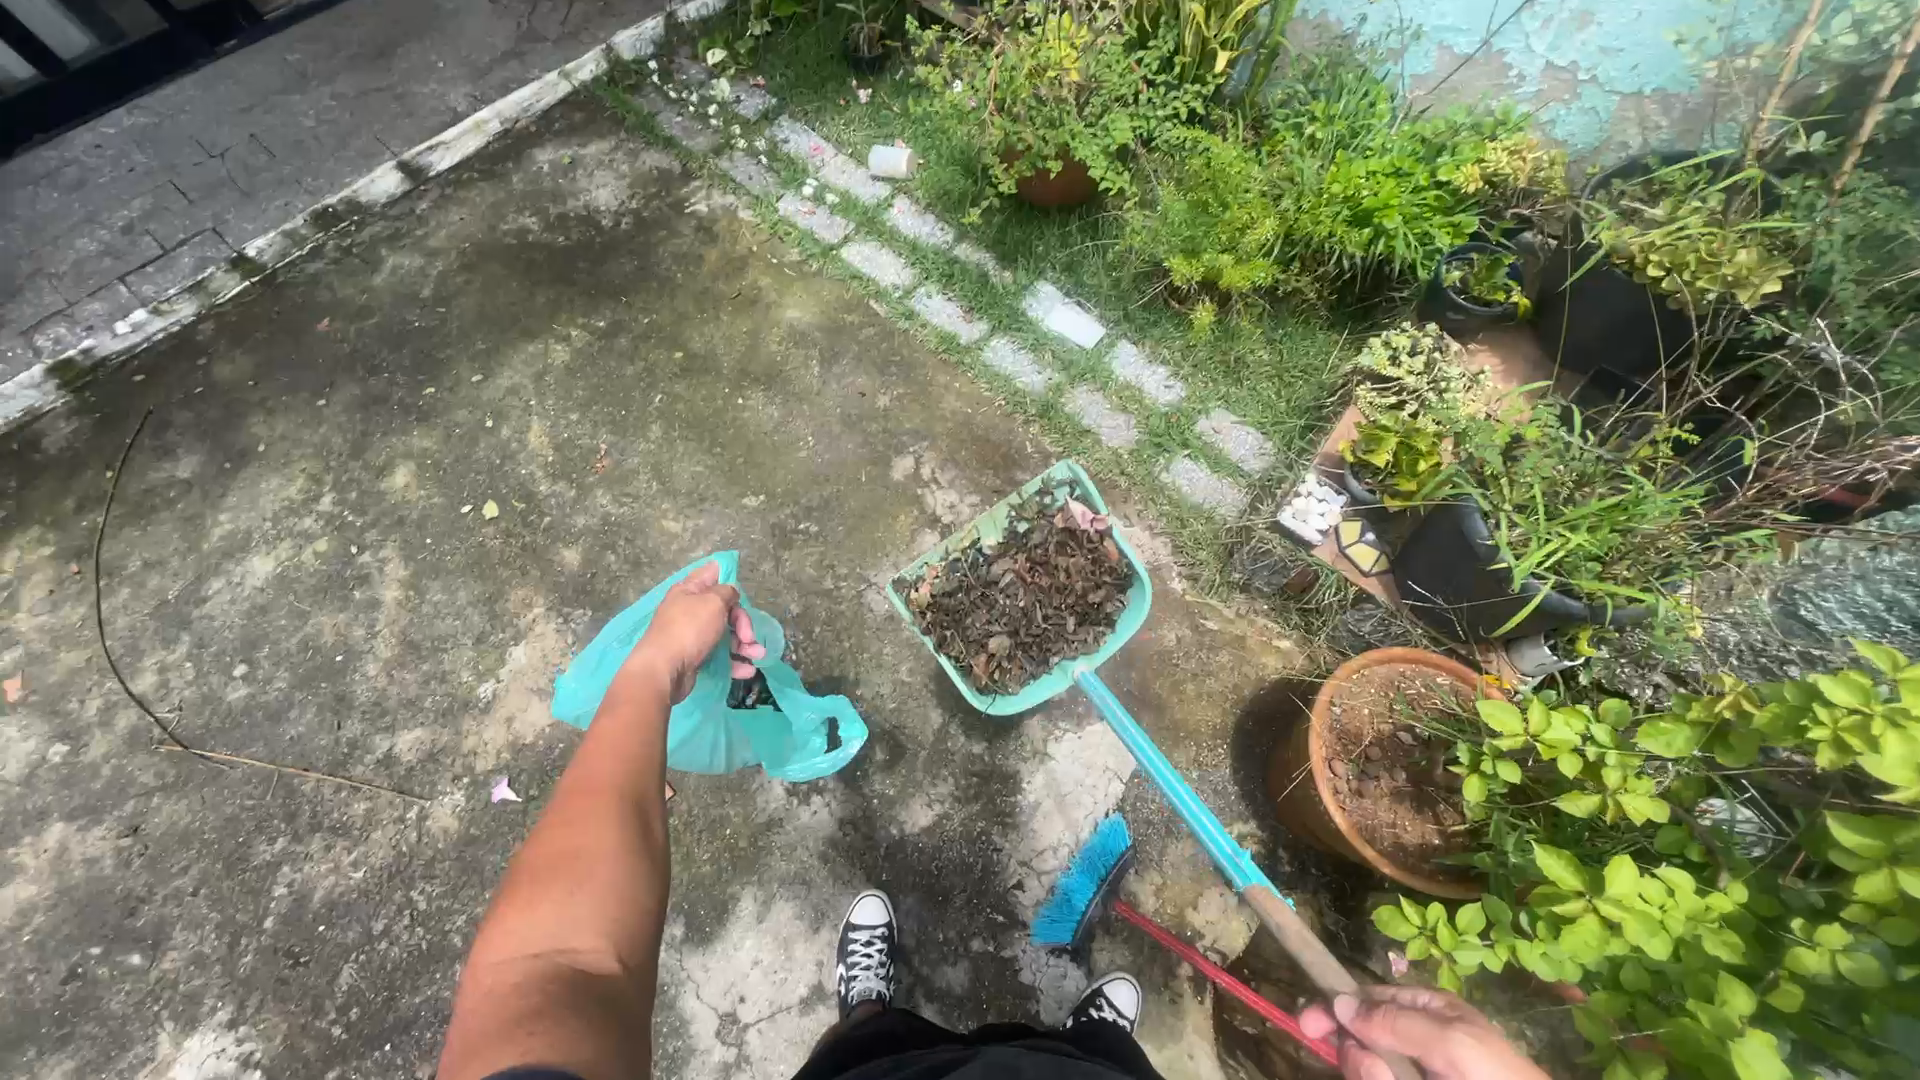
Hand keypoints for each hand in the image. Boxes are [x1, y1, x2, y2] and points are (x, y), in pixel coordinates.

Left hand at [625, 561, 765, 703]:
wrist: (664, 670)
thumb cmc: (689, 629)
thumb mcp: (713, 602)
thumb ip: (727, 592)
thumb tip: (730, 594)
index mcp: (689, 591)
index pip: (711, 574)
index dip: (729, 577)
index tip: (742, 590)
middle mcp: (690, 611)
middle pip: (725, 609)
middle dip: (743, 623)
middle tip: (748, 636)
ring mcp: (692, 635)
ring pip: (726, 634)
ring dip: (744, 645)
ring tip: (757, 656)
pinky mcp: (696, 657)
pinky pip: (720, 656)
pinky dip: (735, 662)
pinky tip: (747, 671)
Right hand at [1298, 986, 1549, 1079]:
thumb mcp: (1452, 1042)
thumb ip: (1394, 1021)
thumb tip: (1338, 1002)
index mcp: (1426, 1011)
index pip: (1365, 998)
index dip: (1333, 1008)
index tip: (1308, 1025)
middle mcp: (1415, 1040)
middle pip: (1358, 1037)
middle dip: (1357, 1053)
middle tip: (1373, 1073)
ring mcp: (1413, 1074)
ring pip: (1367, 1069)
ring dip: (1370, 1074)